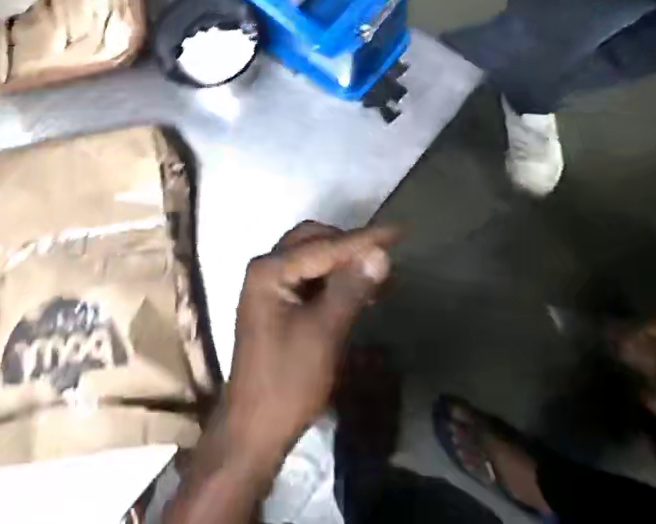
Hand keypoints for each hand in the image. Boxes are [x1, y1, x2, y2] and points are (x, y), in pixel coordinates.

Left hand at [217, 222, 394, 463]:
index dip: (362, 239)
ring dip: (341, 261)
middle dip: (348, 244)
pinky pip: (308, 278)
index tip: (399, 231)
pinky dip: (333, 279)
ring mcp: (268, 286)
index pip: (322, 245)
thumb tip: (379, 254)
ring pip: (310, 258)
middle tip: (387, 253)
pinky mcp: (276, 304)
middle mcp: (264, 268)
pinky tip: (359, 291)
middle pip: (311, 241)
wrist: (256, 424)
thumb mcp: (324, 334)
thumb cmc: (288, 379)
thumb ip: (350, 290)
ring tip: (379, 272)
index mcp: (269, 269)